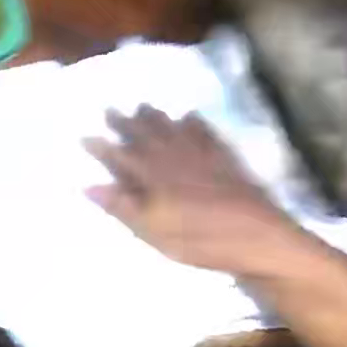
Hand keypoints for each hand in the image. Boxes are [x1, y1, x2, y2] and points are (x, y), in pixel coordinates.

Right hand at [83, 106, 335, 280]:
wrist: (262, 241)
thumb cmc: (200, 241)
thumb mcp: (152, 231)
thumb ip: (121, 206)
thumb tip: (88, 186)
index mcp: (154, 179)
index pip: (121, 158)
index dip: (102, 147)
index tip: (84, 135)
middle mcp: (175, 162)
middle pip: (146, 138)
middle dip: (126, 124)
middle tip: (110, 108)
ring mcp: (203, 159)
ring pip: (174, 131)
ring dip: (157, 118)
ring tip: (144, 105)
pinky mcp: (227, 163)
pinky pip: (208, 136)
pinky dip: (197, 124)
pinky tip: (191, 116)